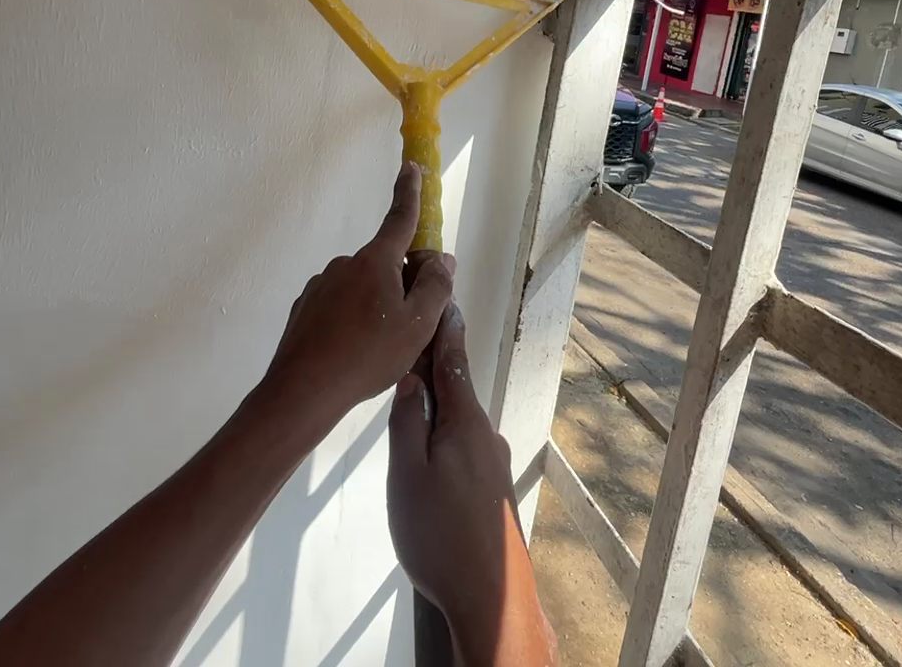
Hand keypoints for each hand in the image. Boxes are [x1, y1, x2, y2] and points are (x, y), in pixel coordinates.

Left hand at [264, 162, 455, 421]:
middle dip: (401, 285)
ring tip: (377, 351)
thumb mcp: (418, 325)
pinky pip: (339, 307)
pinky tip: (351, 353)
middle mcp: (346, 264)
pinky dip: (351, 323)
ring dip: (375, 308)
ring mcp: (321, 285)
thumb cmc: (368, 355)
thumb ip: (435, 288)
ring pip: (361, 289)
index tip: (411, 166)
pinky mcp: (305, 308)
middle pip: (385, 264)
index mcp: (375, 261)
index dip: (410, 192)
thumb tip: (441, 258)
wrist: (303, 390)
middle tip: (409, 328)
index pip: (400, 218)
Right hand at [389, 308, 555, 666]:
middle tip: (405, 362)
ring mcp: (495, 464)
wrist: (490, 598)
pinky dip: (447, 440)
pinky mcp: (496, 489)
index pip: (452, 365)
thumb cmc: (438, 533)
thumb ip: (407, 422)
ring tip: (409, 422)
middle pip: (456, 393)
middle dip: (433, 375)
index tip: (445, 302)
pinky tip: (432, 465)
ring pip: (460, 425)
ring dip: (438, 414)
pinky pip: (467, 450)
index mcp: (465, 423)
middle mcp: (487, 436)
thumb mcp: (407, 474)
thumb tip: (411, 379)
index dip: (445, 332)